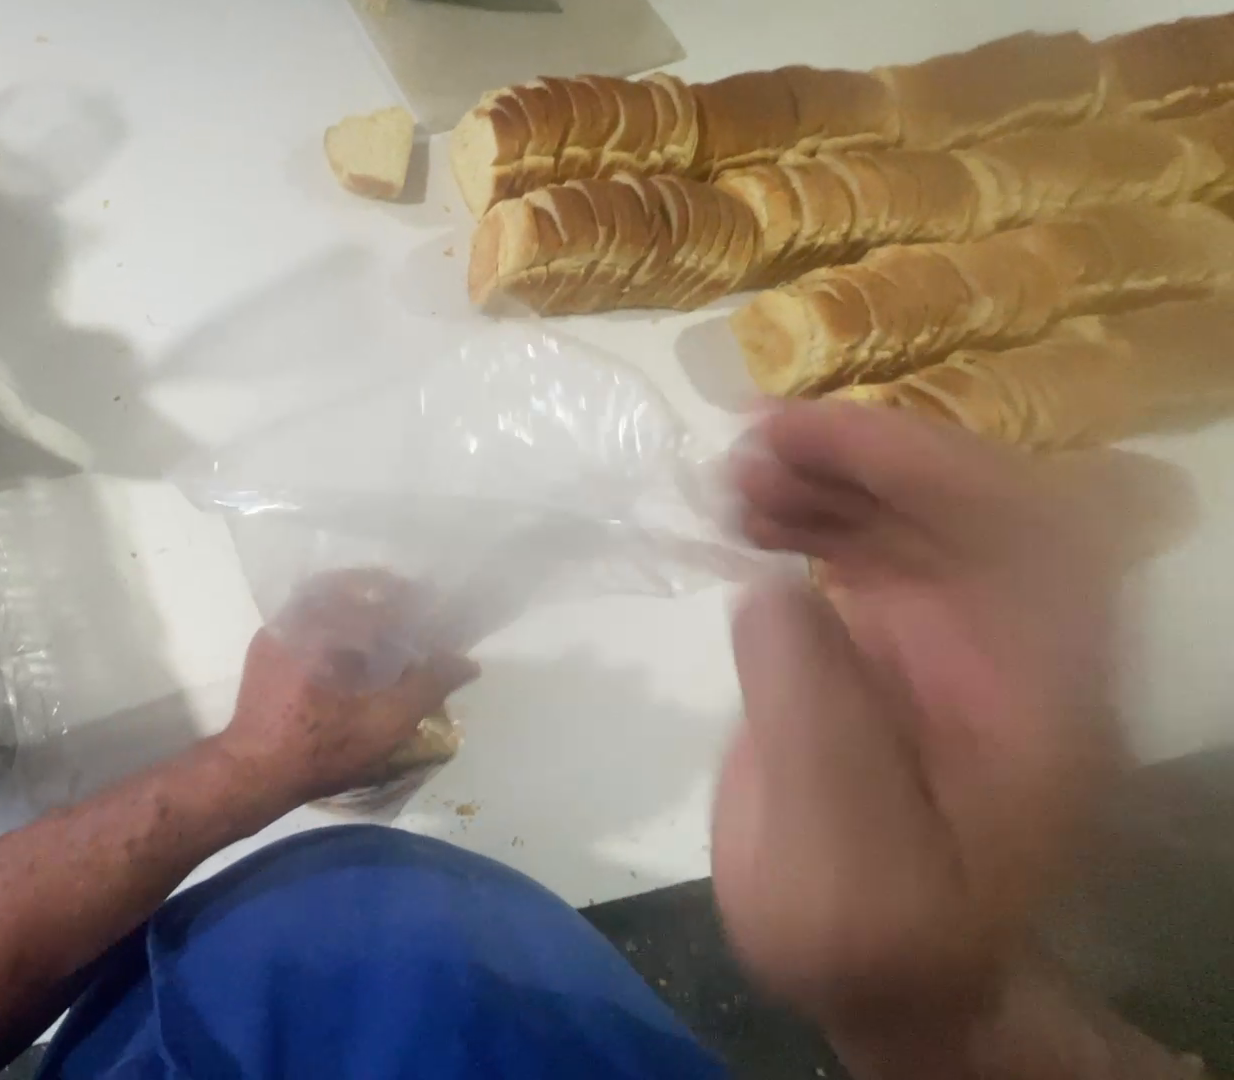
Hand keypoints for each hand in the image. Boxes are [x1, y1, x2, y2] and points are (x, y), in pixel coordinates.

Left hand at [221, 570, 479, 803]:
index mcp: (321, 627)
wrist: (254, 772)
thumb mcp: (384, 724)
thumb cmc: (321, 749)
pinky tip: (352, 644)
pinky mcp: (266, 646)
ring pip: (322, 597)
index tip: (436, 609)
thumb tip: (466, 662)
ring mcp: (276, 629)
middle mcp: (295, 616)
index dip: (413, 601)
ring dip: (356, 602)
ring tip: (386, 624)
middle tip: (411, 607)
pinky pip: (305, 616)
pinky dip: (333, 618)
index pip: (377, 597)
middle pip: (346, 585)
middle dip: (382, 592)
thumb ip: (427, 686)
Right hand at [715, 403, 1129, 1046]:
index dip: (924, 465)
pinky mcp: (879, 649)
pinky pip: (854, 556)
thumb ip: (814, 715)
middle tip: (748, 440)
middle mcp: (1004, 649)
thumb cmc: (867, 928)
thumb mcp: (842, 846)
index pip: (1026, 535)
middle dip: (860, 457)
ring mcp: (942, 644)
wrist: (872, 965)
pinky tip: (741, 517)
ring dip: (824, 480)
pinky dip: (799, 520)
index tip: (807, 435)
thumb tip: (770, 589)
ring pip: (906, 521)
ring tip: (730, 475)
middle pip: (966, 509)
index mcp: (1037, 693)